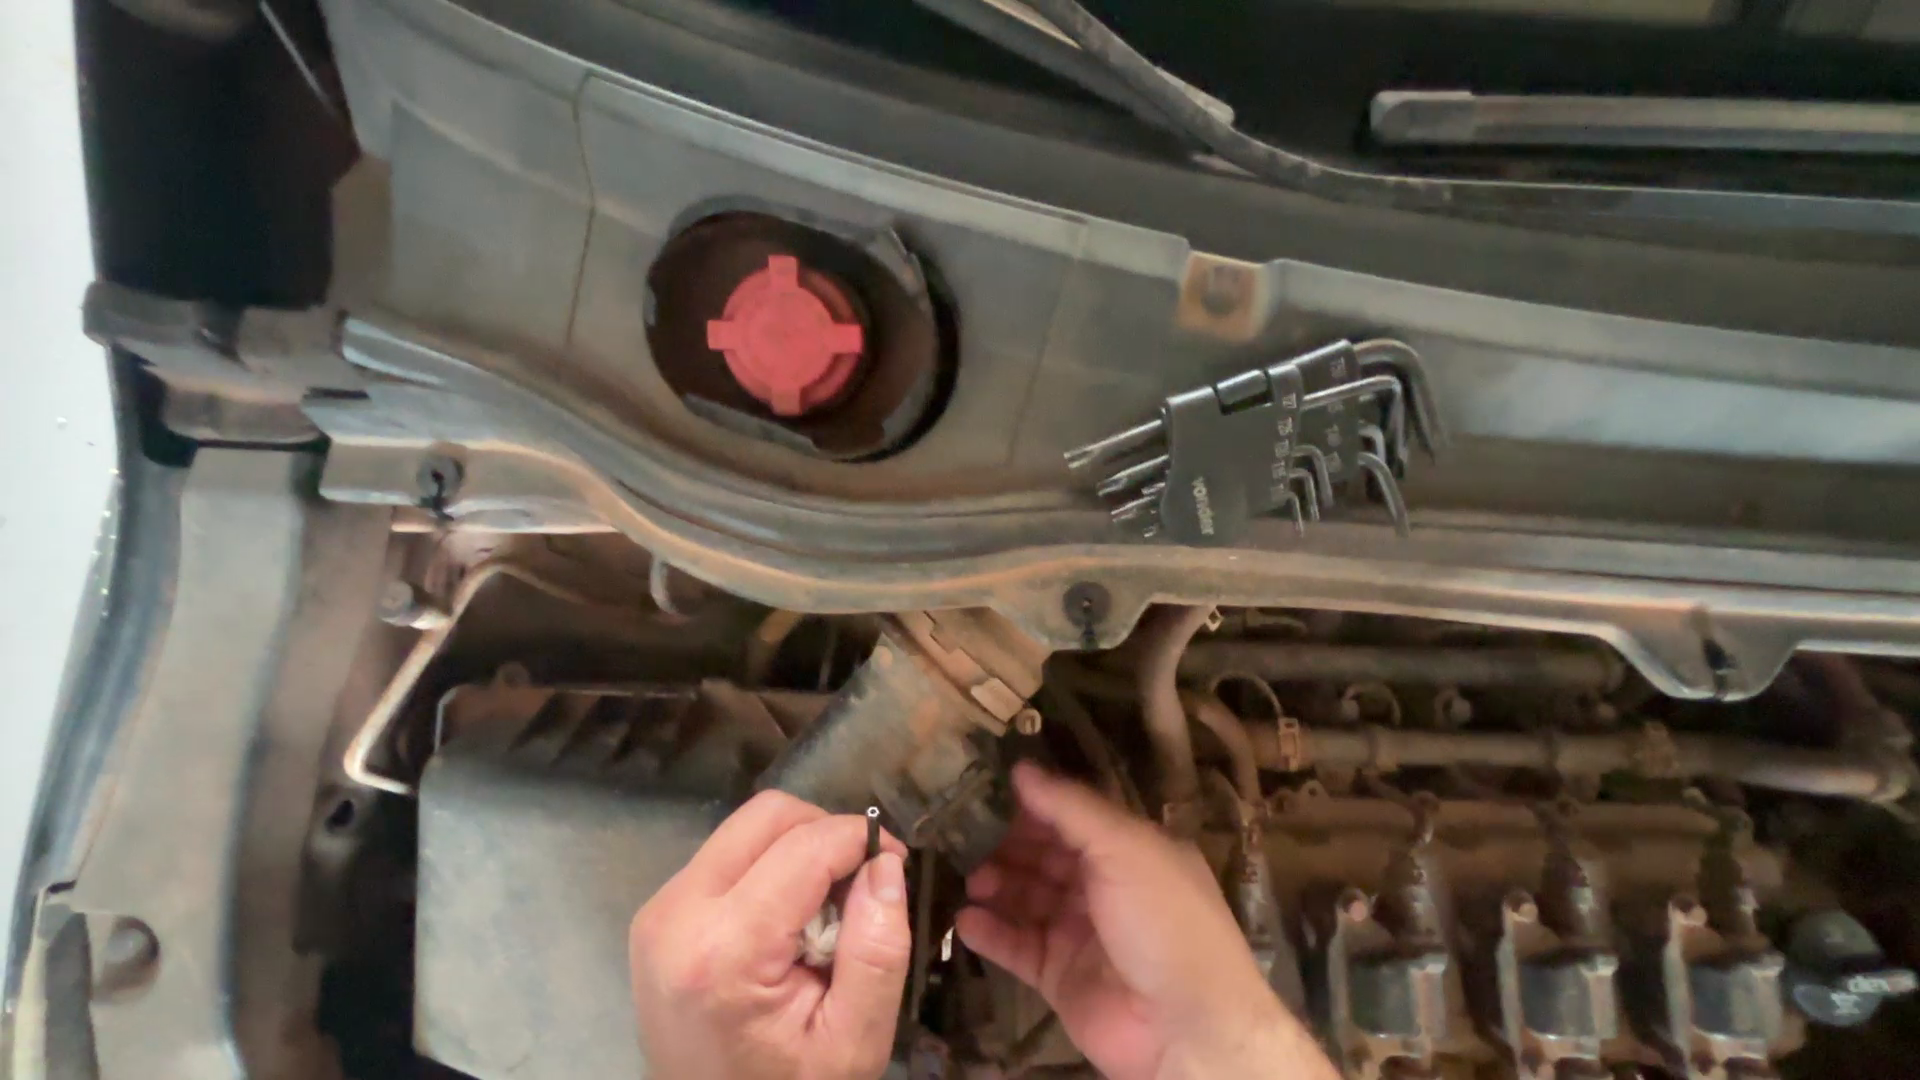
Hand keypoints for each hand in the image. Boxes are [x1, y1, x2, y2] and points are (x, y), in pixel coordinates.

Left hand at [629, 791, 911, 1079]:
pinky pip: (728, 851)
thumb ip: (876, 950)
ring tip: (823, 904)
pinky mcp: (659, 910)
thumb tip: (885, 863)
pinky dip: (771, 862)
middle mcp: (678, 913)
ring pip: (747, 825)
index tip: (895, 864)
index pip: (806, 845)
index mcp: (723, 950)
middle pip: (769, 814)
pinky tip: (786, 914)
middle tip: (858, 881)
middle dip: (827, 832)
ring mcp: (660, 908)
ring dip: (798, 845)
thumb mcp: (853, 1041)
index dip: (861, 840)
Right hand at [956, 763, 1337, 1079]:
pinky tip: (966, 920)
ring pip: (1027, 899)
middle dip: (1008, 846)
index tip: (989, 793)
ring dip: (996, 886)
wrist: (1186, 1028)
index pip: (1070, 818)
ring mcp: (1079, 933)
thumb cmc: (1162, 918)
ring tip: (971, 881)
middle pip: (1044, 856)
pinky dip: (991, 933)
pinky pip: (1017, 947)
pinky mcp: (1058, 976)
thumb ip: (1069, 806)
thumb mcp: (1123, 846)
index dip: (1033, 807)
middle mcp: (1103, 887)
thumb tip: (1021, 767)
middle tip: (968, 839)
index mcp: (1127, 850)